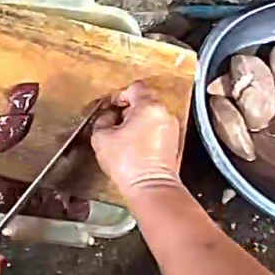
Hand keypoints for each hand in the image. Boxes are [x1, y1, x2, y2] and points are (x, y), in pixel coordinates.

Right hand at [91, 81, 187, 198]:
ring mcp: (172, 129)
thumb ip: (103, 119)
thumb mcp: (101, 137)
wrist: (150, 187)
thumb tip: (108, 116)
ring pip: (151, 115)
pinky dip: (146, 132)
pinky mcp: (173, 143)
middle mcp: (165, 114)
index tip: (111, 107)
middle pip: (144, 100)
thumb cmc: (127, 162)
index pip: (135, 87)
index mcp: (149, 107)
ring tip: (123, 136)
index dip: (120, 95)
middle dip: (128, 109)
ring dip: (137, 121)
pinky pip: (157, 129)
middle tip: (114, 123)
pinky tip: (134, 146)